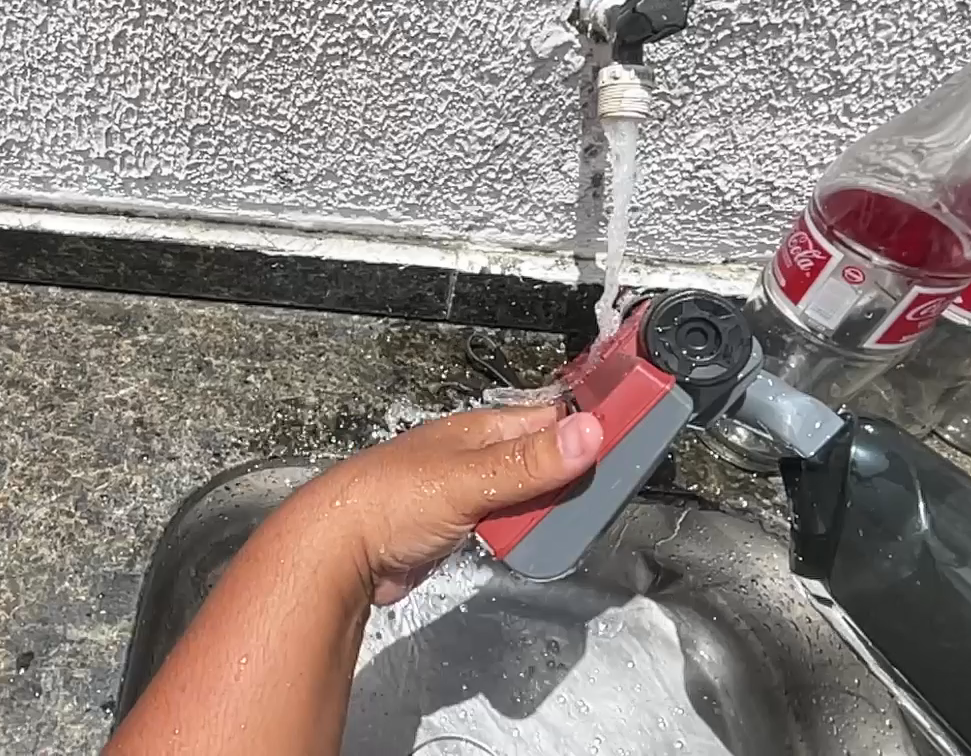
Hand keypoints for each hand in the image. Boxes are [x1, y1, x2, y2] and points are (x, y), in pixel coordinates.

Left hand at [284, 402, 603, 604]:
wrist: (340, 551)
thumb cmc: (387, 500)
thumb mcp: (467, 479)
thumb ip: (528, 463)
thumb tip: (587, 432)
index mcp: (480, 430)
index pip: (549, 419)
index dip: (589, 429)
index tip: (630, 444)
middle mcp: (476, 454)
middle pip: (543, 458)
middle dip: (573, 477)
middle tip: (602, 501)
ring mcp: (467, 489)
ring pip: (527, 494)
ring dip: (549, 509)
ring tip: (571, 527)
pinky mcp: (460, 523)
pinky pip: (506, 523)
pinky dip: (524, 532)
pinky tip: (533, 543)